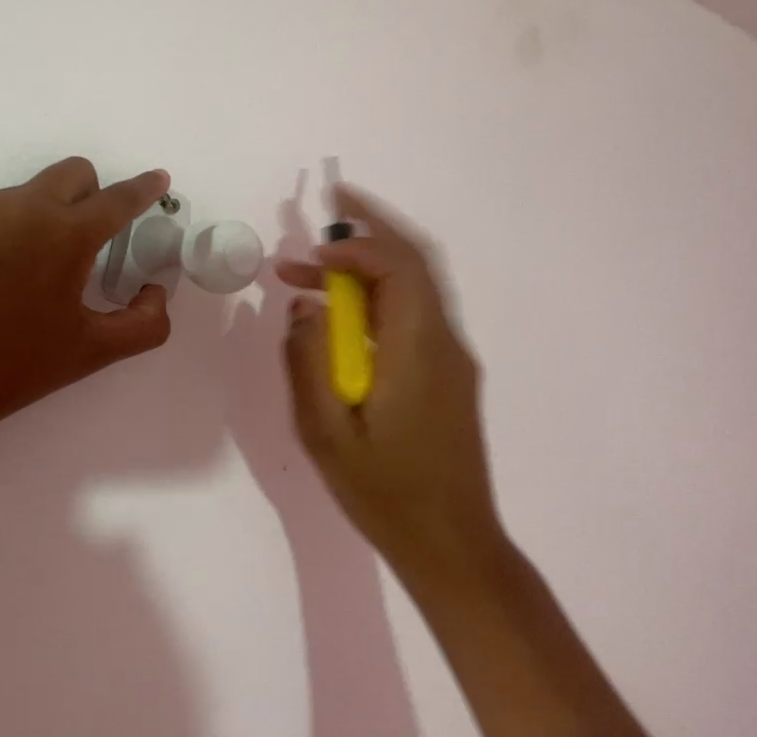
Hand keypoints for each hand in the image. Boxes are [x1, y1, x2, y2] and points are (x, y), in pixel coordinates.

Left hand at [0, 157, 174, 436]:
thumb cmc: (17, 366)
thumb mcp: (93, 351)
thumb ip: (144, 322)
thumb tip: (154, 291)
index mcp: (67, 235)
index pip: (117, 198)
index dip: (143, 188)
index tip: (157, 179)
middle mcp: (24, 206)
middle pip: (73, 173)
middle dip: (90, 194)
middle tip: (86, 237)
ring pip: (27, 193)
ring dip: (41, 217)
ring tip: (24, 272)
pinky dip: (1, 230)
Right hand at [276, 186, 501, 573]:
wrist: (452, 546)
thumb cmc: (385, 492)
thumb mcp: (325, 431)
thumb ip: (308, 361)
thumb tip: (304, 308)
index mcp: (418, 351)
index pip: (400, 266)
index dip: (354, 247)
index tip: (308, 257)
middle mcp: (445, 343)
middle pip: (415, 262)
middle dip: (368, 230)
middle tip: (323, 210)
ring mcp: (451, 360)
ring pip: (415, 286)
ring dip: (366, 265)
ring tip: (306, 272)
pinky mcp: (447, 376)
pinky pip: (412, 314)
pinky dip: (376, 294)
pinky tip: (336, 317)